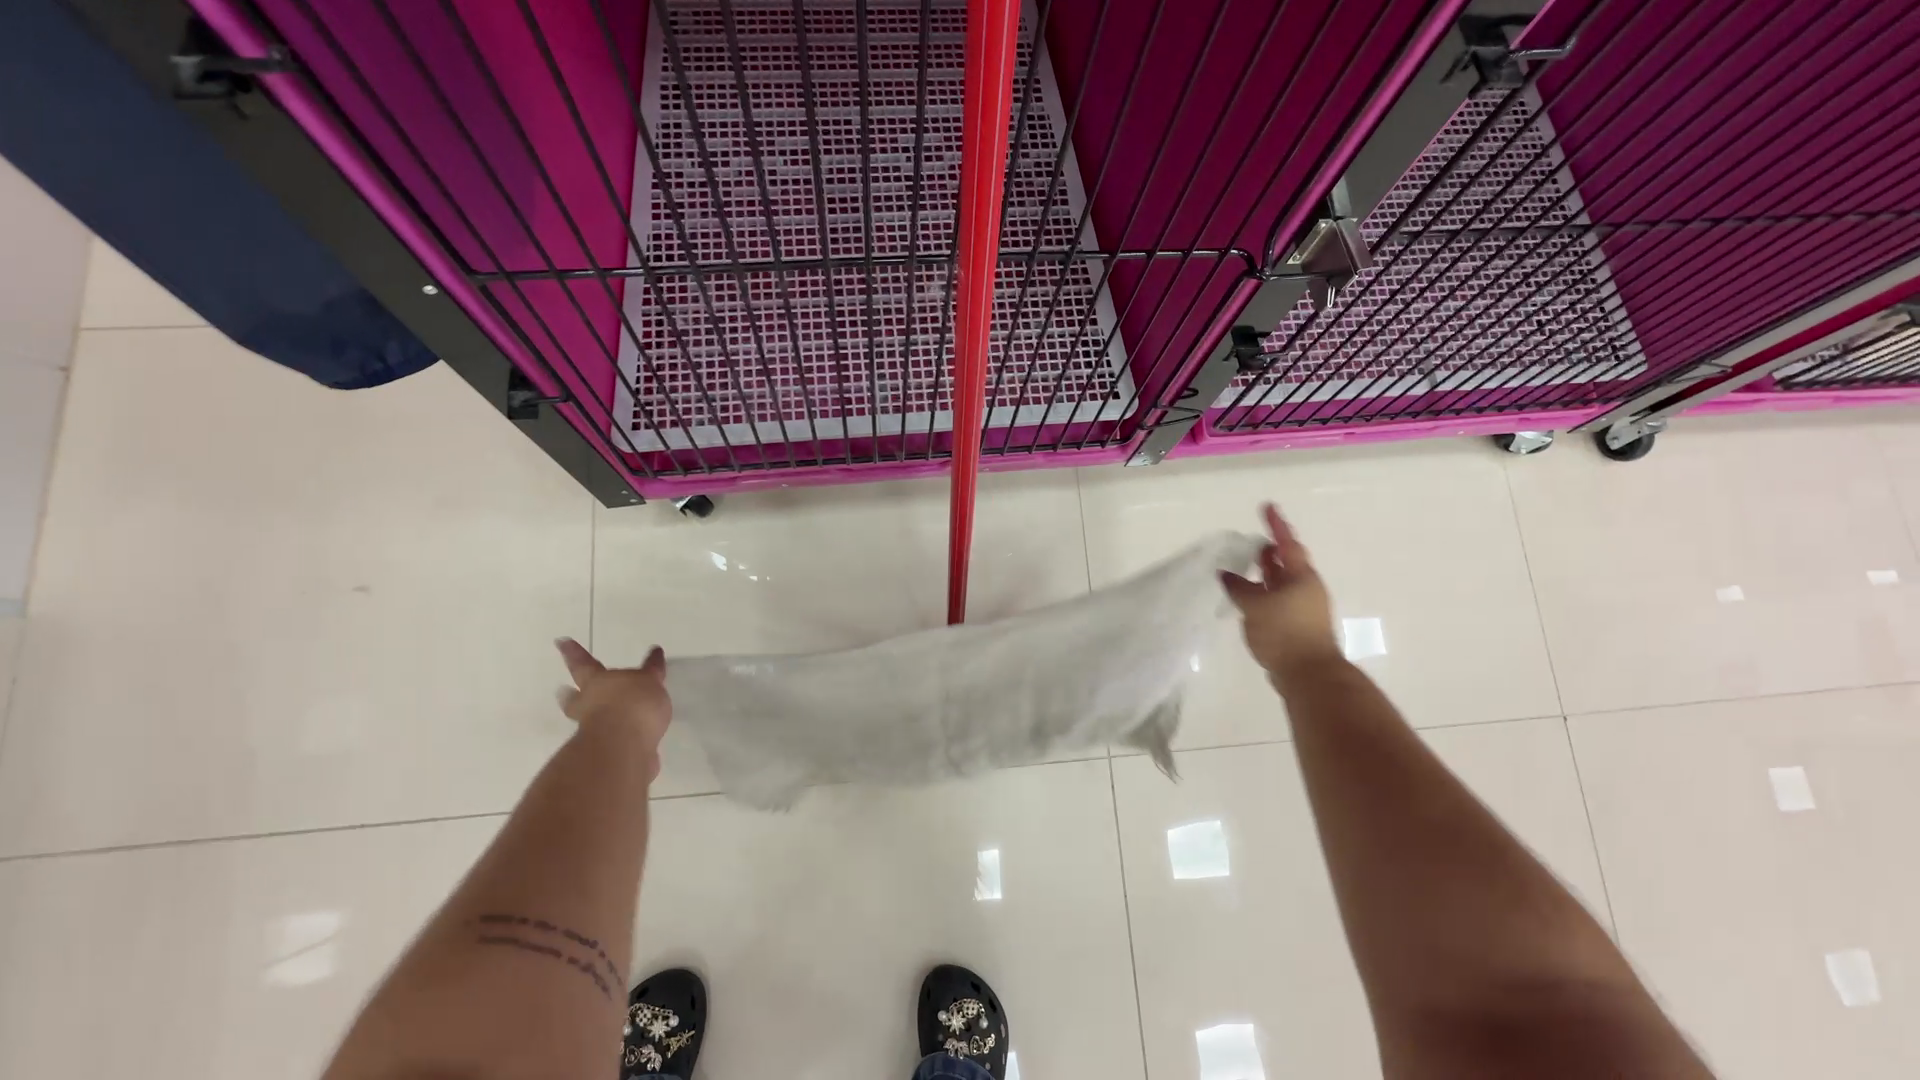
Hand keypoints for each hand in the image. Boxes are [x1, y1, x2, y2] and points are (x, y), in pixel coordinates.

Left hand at [556, 638, 671, 777]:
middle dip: (571, 694)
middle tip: (564, 689)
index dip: (574, 653)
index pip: (584, 663)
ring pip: (591, 720)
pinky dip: (622, 739)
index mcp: (597, 682)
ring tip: (611, 717)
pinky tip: (635, 740)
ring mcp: (595, 731)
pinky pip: (614, 741)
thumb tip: (654, 656)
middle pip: (576, 697)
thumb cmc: (633, 704)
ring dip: (596, 718)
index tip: (561, 641)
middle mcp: (590, 706)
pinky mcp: (608, 753)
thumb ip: (651, 671)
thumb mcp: (649, 680)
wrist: (625, 746)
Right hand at [1221, 504, 1343, 684]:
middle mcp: (1306, 589)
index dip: (1276, 524)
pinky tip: (1252, 601)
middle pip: (1288, 563)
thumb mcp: (1256, 607)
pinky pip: (1280, 602)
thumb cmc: (1285, 633)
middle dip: (1272, 553)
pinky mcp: (1299, 627)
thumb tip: (1227, 574)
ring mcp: (1305, 609)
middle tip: (1256, 543)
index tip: (1267, 507)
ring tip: (1249, 569)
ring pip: (1283, 584)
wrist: (1309, 675)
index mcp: (1301, 577)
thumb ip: (1240, 588)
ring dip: (1268, 575)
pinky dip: (1266, 595)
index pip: (1286, 543)